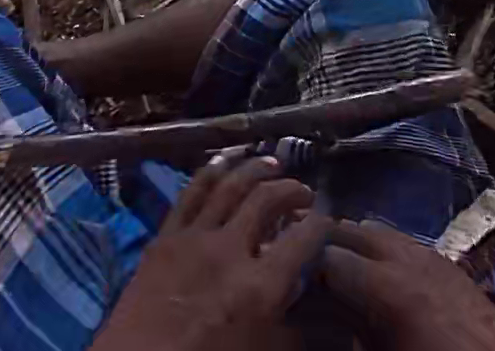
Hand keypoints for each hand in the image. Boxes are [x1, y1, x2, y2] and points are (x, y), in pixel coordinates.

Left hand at [91, 155, 331, 350]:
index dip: (320, 225)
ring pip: (228, 187)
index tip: (328, 218)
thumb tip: (325, 313)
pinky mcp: (166, 234)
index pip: (301, 242)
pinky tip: (222, 163)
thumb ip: (296, 332)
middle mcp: (230, 251)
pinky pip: (191, 193)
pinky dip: (210, 172)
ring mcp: (194, 236)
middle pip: (265, 202)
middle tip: (303, 190)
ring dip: (252, 170)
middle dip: (290, 190)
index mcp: (260, 288)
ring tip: (270, 163)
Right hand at [320, 218, 494, 350]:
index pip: (328, 257)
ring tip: (342, 263)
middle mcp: (403, 258)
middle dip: (325, 241)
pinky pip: (402, 241)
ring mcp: (427, 256)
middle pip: (349, 230)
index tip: (292, 275)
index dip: (306, 265)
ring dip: (354, 240)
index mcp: (387, 286)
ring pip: (375, 228)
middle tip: (308, 261)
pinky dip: (382, 247)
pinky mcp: (446, 263)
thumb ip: (356, 331)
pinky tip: (381, 272)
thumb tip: (327, 311)